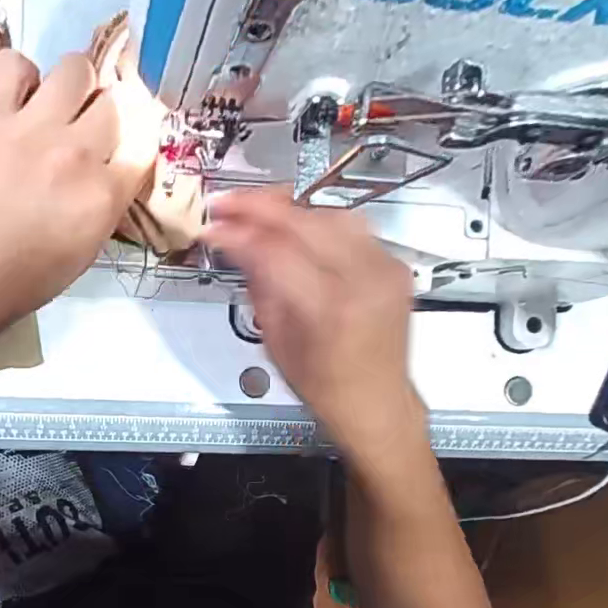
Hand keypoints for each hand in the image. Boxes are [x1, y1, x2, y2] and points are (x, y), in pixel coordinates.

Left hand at [0, 46, 162, 373]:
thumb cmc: (33, 275)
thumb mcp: (91, 246)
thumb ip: (110, 200)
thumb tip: (117, 166)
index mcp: (105, 194)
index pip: (145, 142)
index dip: (140, 140)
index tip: (129, 144)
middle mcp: (76, 153)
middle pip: (117, 102)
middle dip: (112, 114)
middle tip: (93, 128)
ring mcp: (31, 128)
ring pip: (76, 68)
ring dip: (76, 86)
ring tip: (61, 106)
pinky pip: (16, 63)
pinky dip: (22, 77)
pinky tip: (20, 102)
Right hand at [203, 189, 426, 457]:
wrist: (377, 403)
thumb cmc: (328, 388)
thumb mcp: (277, 343)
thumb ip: (260, 287)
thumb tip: (238, 246)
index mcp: (329, 309)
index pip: (273, 250)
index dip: (237, 233)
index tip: (213, 227)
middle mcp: (364, 280)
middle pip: (302, 221)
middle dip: (258, 207)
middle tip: (226, 204)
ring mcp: (384, 268)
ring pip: (328, 214)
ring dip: (288, 209)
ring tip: (257, 211)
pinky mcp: (394, 265)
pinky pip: (352, 227)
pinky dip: (318, 222)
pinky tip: (296, 227)